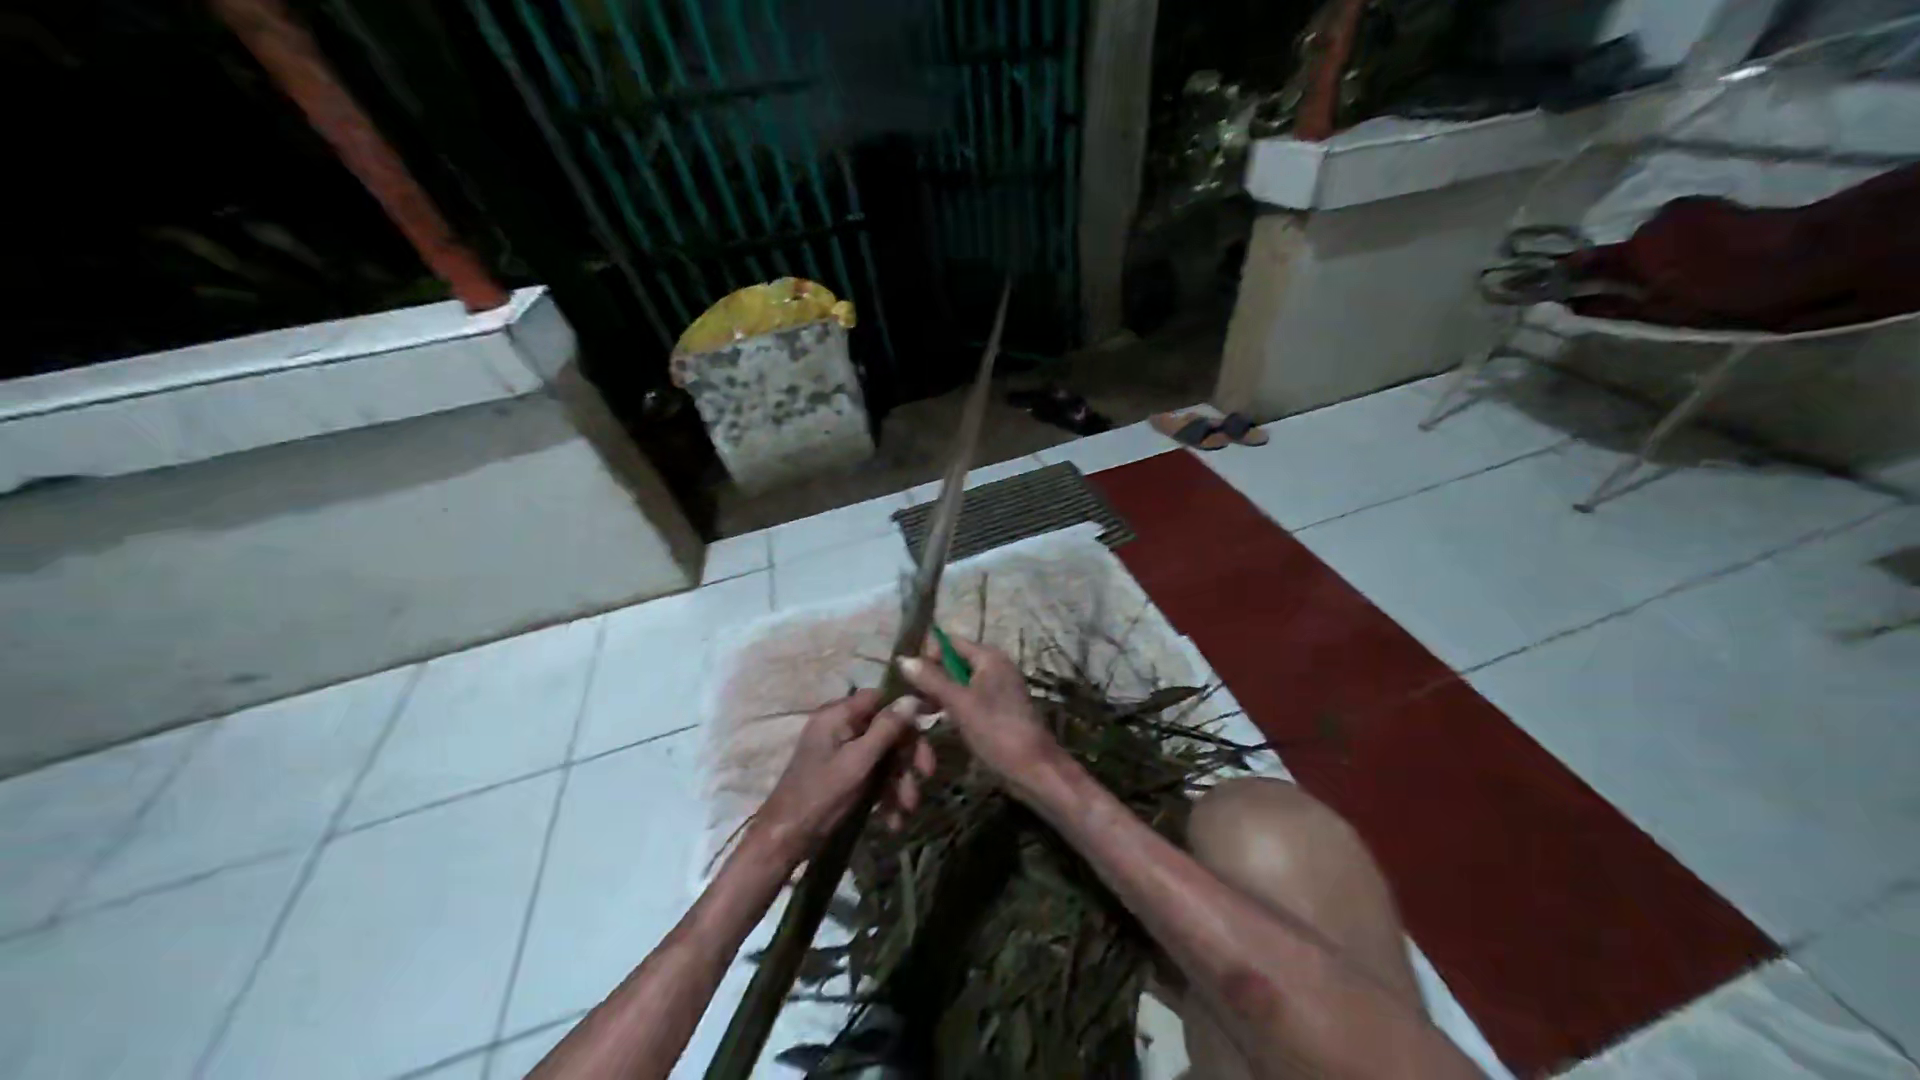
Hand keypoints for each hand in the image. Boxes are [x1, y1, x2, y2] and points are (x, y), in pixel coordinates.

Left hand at [754, 690, 936, 860]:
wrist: (786, 839)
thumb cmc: (820, 795)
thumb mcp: (858, 761)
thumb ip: (886, 729)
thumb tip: (912, 698)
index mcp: (838, 714)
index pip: (882, 698)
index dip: (908, 710)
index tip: (932, 726)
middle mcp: (841, 726)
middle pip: (888, 729)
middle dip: (907, 756)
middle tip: (925, 776)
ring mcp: (843, 751)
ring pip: (884, 755)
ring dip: (900, 781)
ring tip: (906, 810)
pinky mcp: (845, 774)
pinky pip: (874, 774)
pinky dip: (886, 793)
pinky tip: (893, 819)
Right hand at [897, 635, 1065, 803]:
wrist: (1032, 767)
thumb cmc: (995, 730)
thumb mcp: (959, 702)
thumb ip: (931, 679)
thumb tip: (903, 658)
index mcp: (989, 657)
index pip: (950, 642)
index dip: (927, 654)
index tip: (910, 678)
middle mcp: (994, 666)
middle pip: (954, 661)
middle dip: (932, 676)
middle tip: (911, 699)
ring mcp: (997, 688)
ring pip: (959, 682)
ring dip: (939, 693)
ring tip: (919, 711)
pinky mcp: (997, 708)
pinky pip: (968, 697)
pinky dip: (952, 705)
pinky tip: (937, 720)